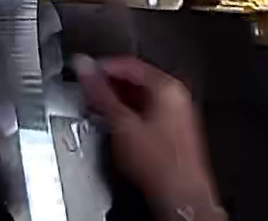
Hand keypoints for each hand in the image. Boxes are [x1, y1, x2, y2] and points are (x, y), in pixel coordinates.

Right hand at [75, 55, 221, 216]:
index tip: (88, 72)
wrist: (182, 203)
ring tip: (101, 108)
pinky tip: (118, 126)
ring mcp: (178, 114)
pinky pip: (148, 112)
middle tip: (92, 90)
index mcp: (167, 86)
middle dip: (111, 85)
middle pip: (136, 80)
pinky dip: (131, 114)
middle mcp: (176, 96)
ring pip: (142, 97)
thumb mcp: (121, 124)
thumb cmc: (160, 166)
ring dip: (120, 100)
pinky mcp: (175, 133)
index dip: (105, 67)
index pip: (129, 64)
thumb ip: (100, 93)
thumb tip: (85, 68)